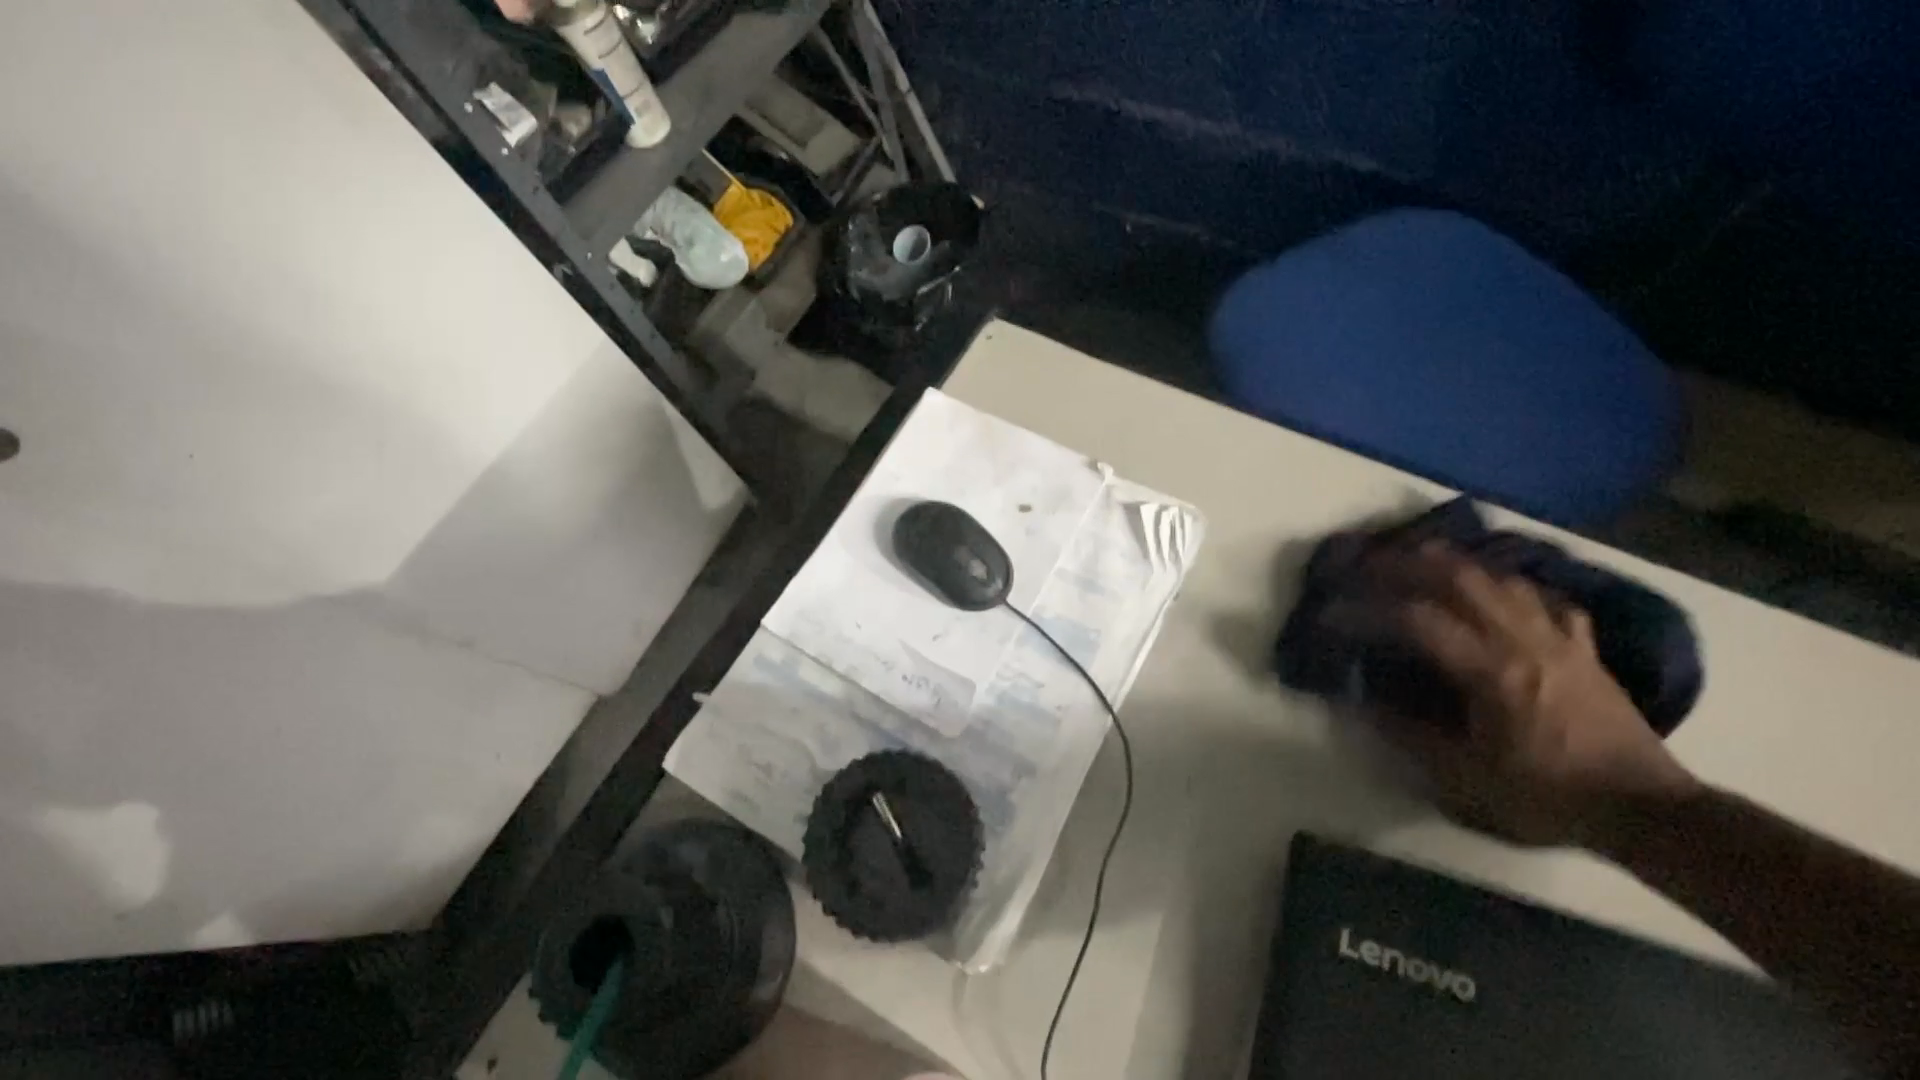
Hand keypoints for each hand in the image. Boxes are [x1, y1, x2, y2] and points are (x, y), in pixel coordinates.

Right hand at [1371, 545, 1699, 848]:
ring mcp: (1558, 639)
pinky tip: (1500, 588)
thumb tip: (1360, 702)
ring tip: (1422, 558)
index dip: (1367, 610)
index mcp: (1490, 671)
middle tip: (1368, 564)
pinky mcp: (1583, 649)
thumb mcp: (1465, 780)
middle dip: (1406, 565)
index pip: (1416, 620)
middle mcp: (1522, 641)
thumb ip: (1408, 735)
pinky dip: (1514, 584)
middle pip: (1459, 580)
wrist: (1643, 810)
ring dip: (1456, 564)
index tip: (1331, 613)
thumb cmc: (1546, 797)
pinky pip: (1545, 599)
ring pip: (1502, 579)